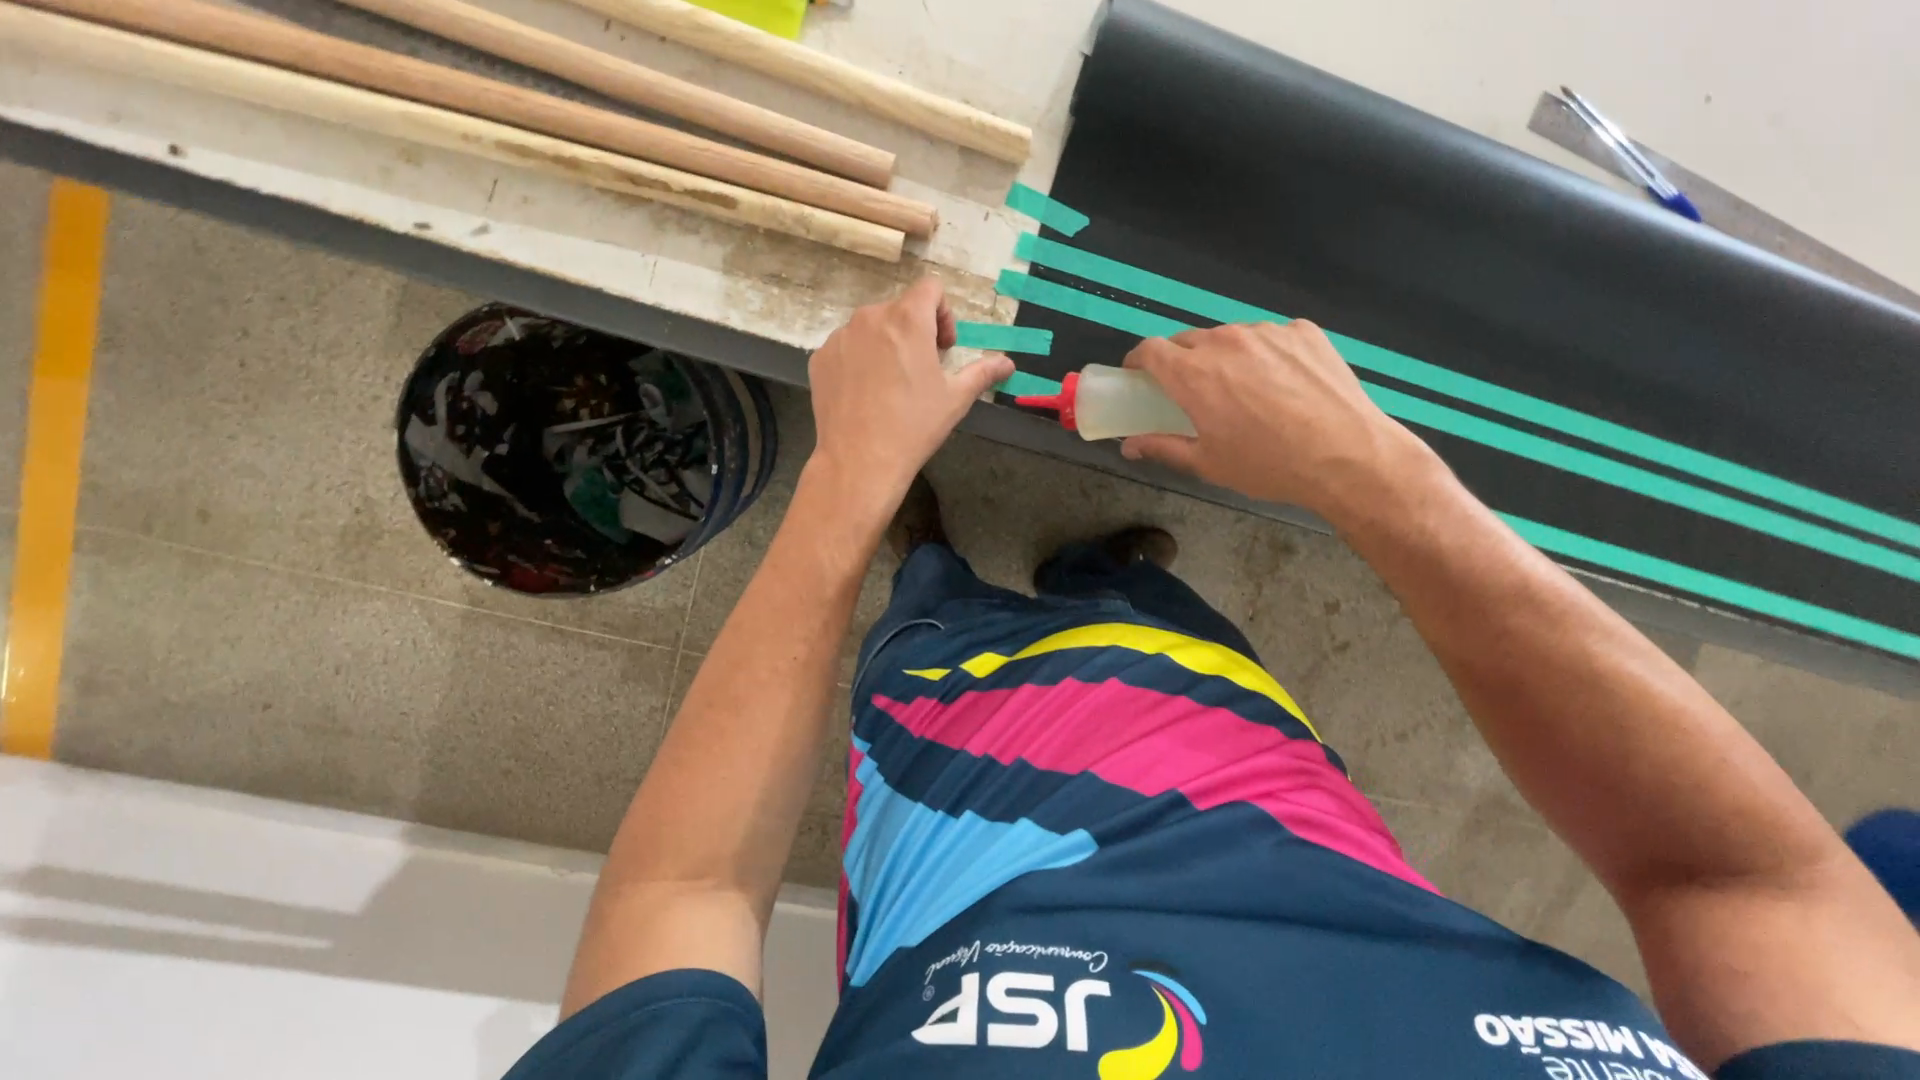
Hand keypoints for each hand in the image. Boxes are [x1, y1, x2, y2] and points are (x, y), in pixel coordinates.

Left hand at [806, 277, 1012, 509]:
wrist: (860, 460)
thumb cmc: (914, 426)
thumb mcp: (956, 398)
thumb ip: (983, 372)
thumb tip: (1008, 363)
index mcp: (908, 319)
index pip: (930, 288)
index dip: (943, 312)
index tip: (943, 347)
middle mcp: (871, 317)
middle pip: (900, 309)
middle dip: (915, 331)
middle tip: (921, 370)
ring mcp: (841, 337)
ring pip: (871, 328)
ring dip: (886, 345)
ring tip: (891, 385)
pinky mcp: (821, 358)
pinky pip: (846, 347)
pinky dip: (859, 361)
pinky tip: (865, 394)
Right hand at [1119, 321, 1439, 523]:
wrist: (1348, 456)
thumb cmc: (1269, 466)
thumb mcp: (1208, 464)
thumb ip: (1163, 447)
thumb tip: (1130, 445)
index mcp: (1194, 374)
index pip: (1150, 349)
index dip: (1139, 361)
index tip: (1141, 376)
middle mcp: (1226, 342)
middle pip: (1189, 340)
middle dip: (1182, 362)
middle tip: (1194, 392)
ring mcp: (1268, 333)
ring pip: (1231, 337)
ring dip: (1226, 357)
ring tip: (1246, 390)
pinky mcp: (1303, 332)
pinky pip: (1271, 338)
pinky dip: (1266, 355)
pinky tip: (1284, 385)